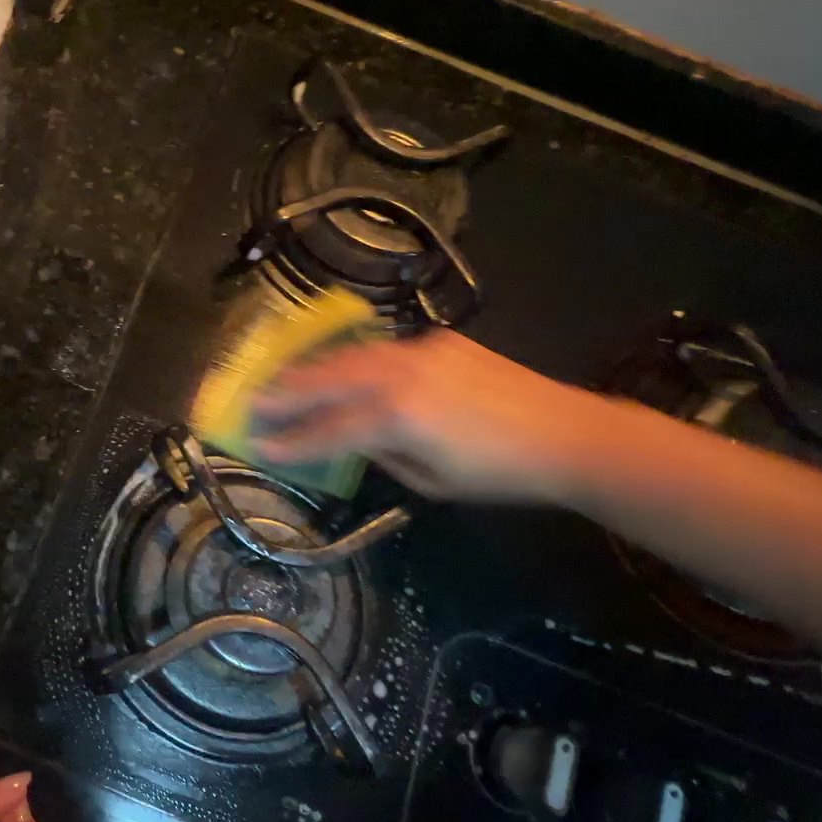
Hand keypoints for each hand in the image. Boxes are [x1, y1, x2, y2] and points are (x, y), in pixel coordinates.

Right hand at [250, 329, 626, 502]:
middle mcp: (399, 376)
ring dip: (312, 369)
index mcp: (396, 418)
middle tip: (252, 400)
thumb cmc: (498, 474)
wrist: (568, 434)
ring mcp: (418, 351)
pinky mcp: (438, 340)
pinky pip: (380, 350)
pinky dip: (350, 360)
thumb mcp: (430, 481)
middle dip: (285, 392)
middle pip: (327, 382)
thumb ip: (382, 455)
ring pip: (349, 357)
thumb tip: (354, 441)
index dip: (290, 441)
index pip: (327, 430)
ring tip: (282, 377)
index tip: (258, 445)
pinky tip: (337, 367)